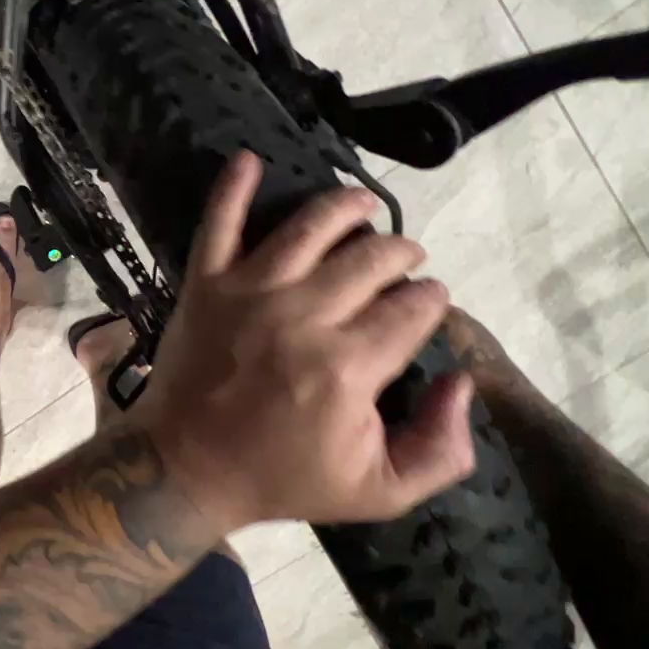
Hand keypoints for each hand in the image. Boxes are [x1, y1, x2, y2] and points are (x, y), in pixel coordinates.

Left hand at [127, 150, 476, 530]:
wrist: (185, 465)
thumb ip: (440, 448)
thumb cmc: (281, 477)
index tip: (428, 299)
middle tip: (403, 257)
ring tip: (363, 205)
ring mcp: (249, 291)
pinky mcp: (206, 282)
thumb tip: (464, 383)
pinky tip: (249, 157)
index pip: (411, 310)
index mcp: (349, 366)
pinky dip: (232, 187)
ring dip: (345, 206)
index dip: (430, 299)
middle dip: (399, 252)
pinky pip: (219, 223)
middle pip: (370, 260)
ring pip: (308, 227)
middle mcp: (302, 316)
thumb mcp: (378, 491)